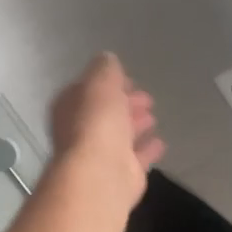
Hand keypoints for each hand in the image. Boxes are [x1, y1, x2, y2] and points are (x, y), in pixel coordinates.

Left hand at [48, 53, 164, 205]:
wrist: (102, 173)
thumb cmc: (97, 124)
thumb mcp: (101, 85)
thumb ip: (105, 70)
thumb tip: (107, 58)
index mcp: (70, 108)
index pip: (87, 91)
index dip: (107, 84)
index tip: (129, 80)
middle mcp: (80, 131)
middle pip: (104, 113)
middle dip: (124, 104)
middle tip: (146, 98)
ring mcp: (101, 153)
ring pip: (120, 134)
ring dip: (135, 124)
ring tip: (153, 116)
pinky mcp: (121, 172)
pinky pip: (136, 155)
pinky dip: (147, 148)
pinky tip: (160, 142)